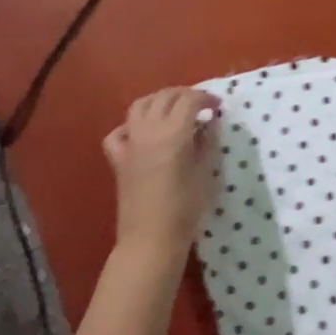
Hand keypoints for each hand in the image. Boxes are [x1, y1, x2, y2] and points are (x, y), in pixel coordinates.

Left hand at [103, 87, 222, 257]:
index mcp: (173, 133)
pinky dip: (131, 126)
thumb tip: (210, 124)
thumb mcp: (206, 175)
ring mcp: (129, 143)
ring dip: (158, 101)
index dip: (206, 98)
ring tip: (173, 110)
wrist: (151, 239)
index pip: (189, 100)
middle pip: (164, 97)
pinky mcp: (118, 158)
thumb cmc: (185, 210)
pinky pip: (119, 132)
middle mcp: (148, 130)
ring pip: (140, 106)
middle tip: (200, 106)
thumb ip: (208, 144)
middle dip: (184, 95)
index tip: (218, 108)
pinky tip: (141, 134)